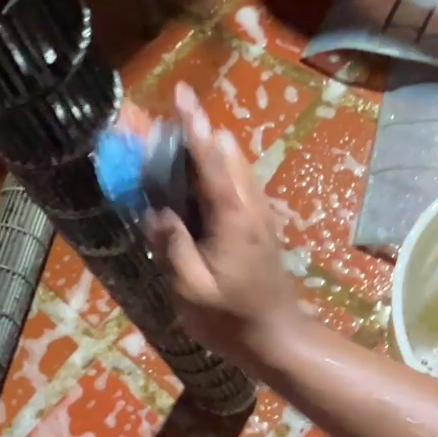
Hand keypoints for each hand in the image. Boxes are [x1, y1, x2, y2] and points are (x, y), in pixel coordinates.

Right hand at [145, 84, 305, 371]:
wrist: (279, 341)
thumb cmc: (231, 320)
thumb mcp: (191, 290)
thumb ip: (173, 246)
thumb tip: (157, 211)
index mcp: (232, 216)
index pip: (211, 157)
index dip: (193, 125)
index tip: (181, 95)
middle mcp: (249, 205)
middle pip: (226, 151)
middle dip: (195, 134)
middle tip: (159, 135)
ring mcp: (258, 214)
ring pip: (233, 164)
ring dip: (204, 152)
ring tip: (168, 156)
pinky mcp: (258, 225)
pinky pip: (235, 182)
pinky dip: (211, 172)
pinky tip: (188, 190)